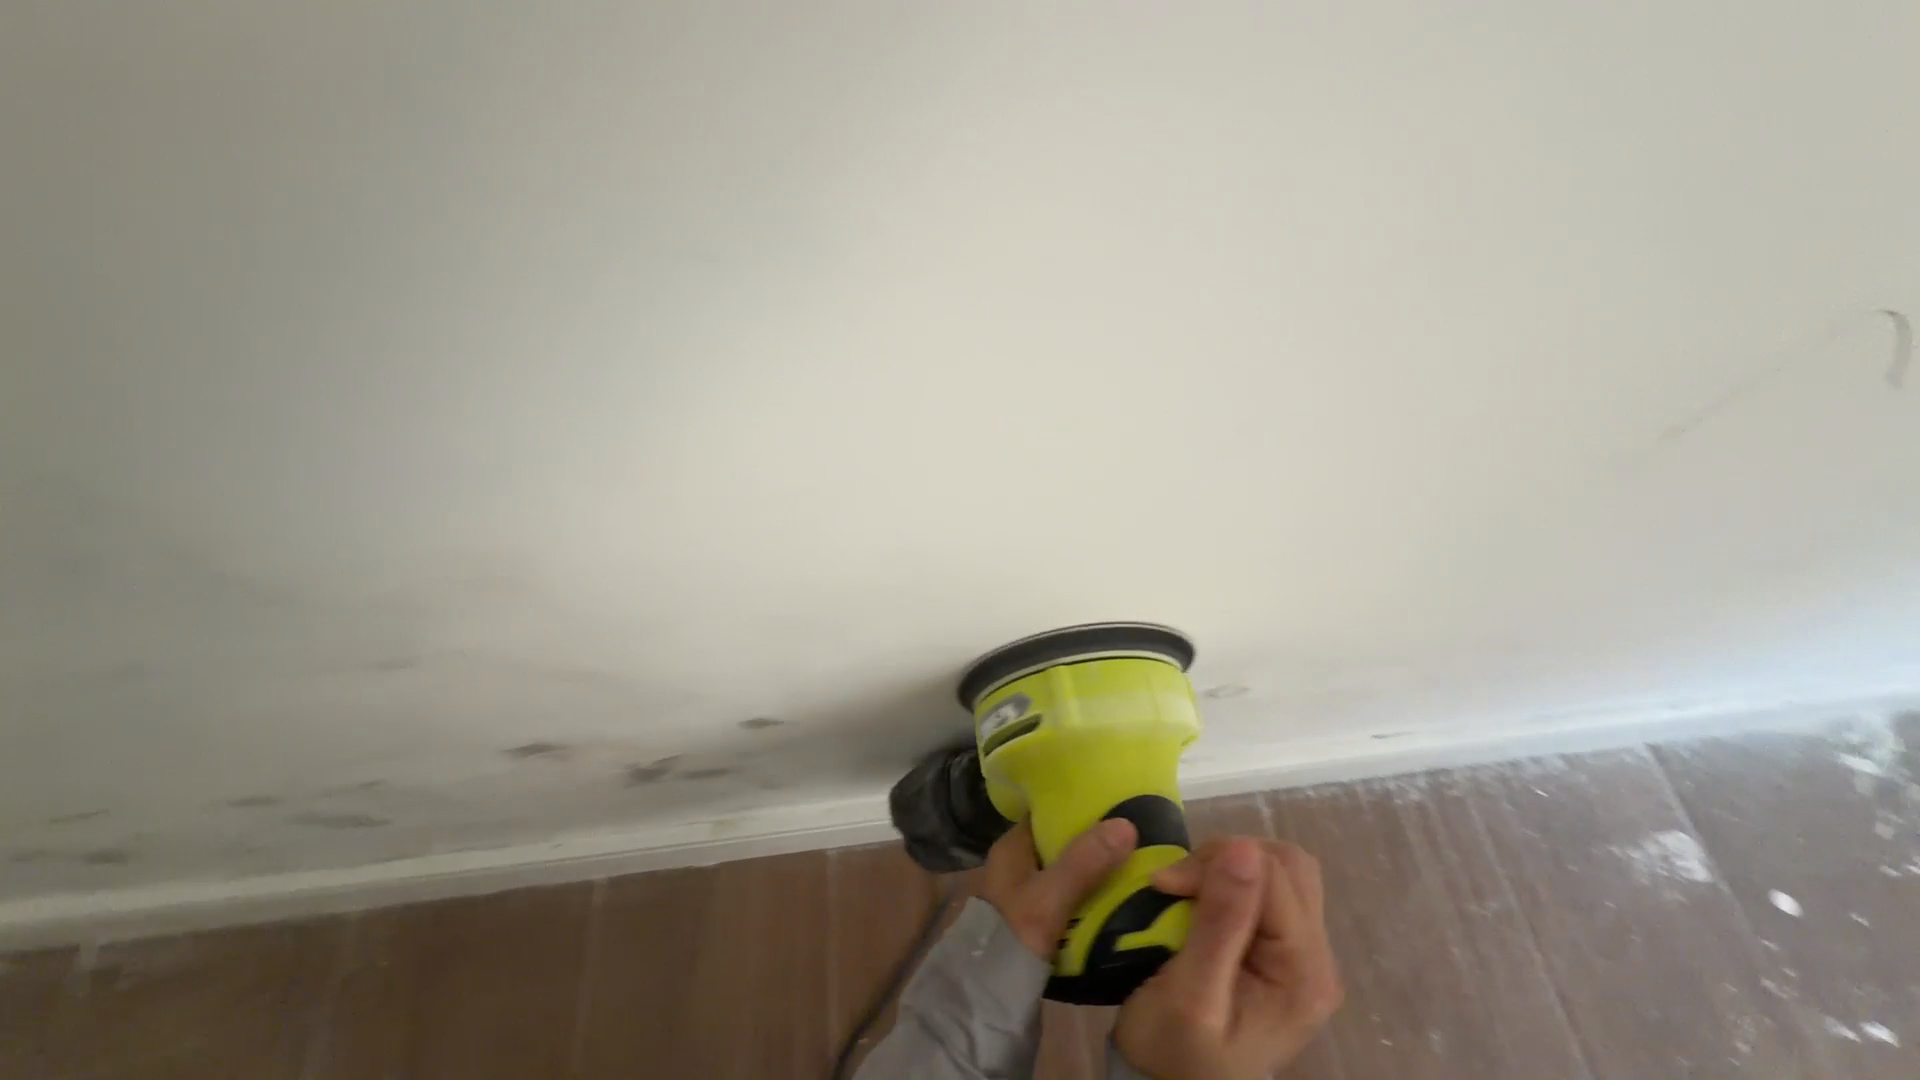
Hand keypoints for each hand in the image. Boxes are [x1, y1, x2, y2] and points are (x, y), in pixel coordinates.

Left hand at [978, 818, 1138, 960]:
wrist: (986, 999)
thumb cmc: (1012, 937)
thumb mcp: (1048, 898)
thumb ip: (1083, 862)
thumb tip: (1126, 823)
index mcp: (1011, 848)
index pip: (1048, 812)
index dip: (1080, 805)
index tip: (1117, 803)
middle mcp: (1017, 866)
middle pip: (1061, 842)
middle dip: (1095, 841)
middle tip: (1136, 836)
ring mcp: (1027, 895)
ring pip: (1068, 871)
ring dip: (1096, 870)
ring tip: (1137, 865)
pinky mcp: (1037, 922)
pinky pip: (1071, 898)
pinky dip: (1091, 896)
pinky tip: (1119, 898)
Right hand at [1114, 837, 1342, 1079]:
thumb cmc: (1173, 1049)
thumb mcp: (1191, 992)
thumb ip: (1220, 921)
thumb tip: (1242, 846)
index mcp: (1304, 973)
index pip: (1273, 877)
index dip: (1216, 865)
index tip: (1165, 885)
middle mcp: (1317, 959)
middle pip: (1288, 866)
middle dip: (1227, 859)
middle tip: (1179, 885)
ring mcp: (1302, 953)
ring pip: (1279, 869)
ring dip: (1228, 866)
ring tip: (1187, 892)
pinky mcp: (1281, 948)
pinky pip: (1265, 888)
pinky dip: (1228, 880)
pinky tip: (1199, 904)